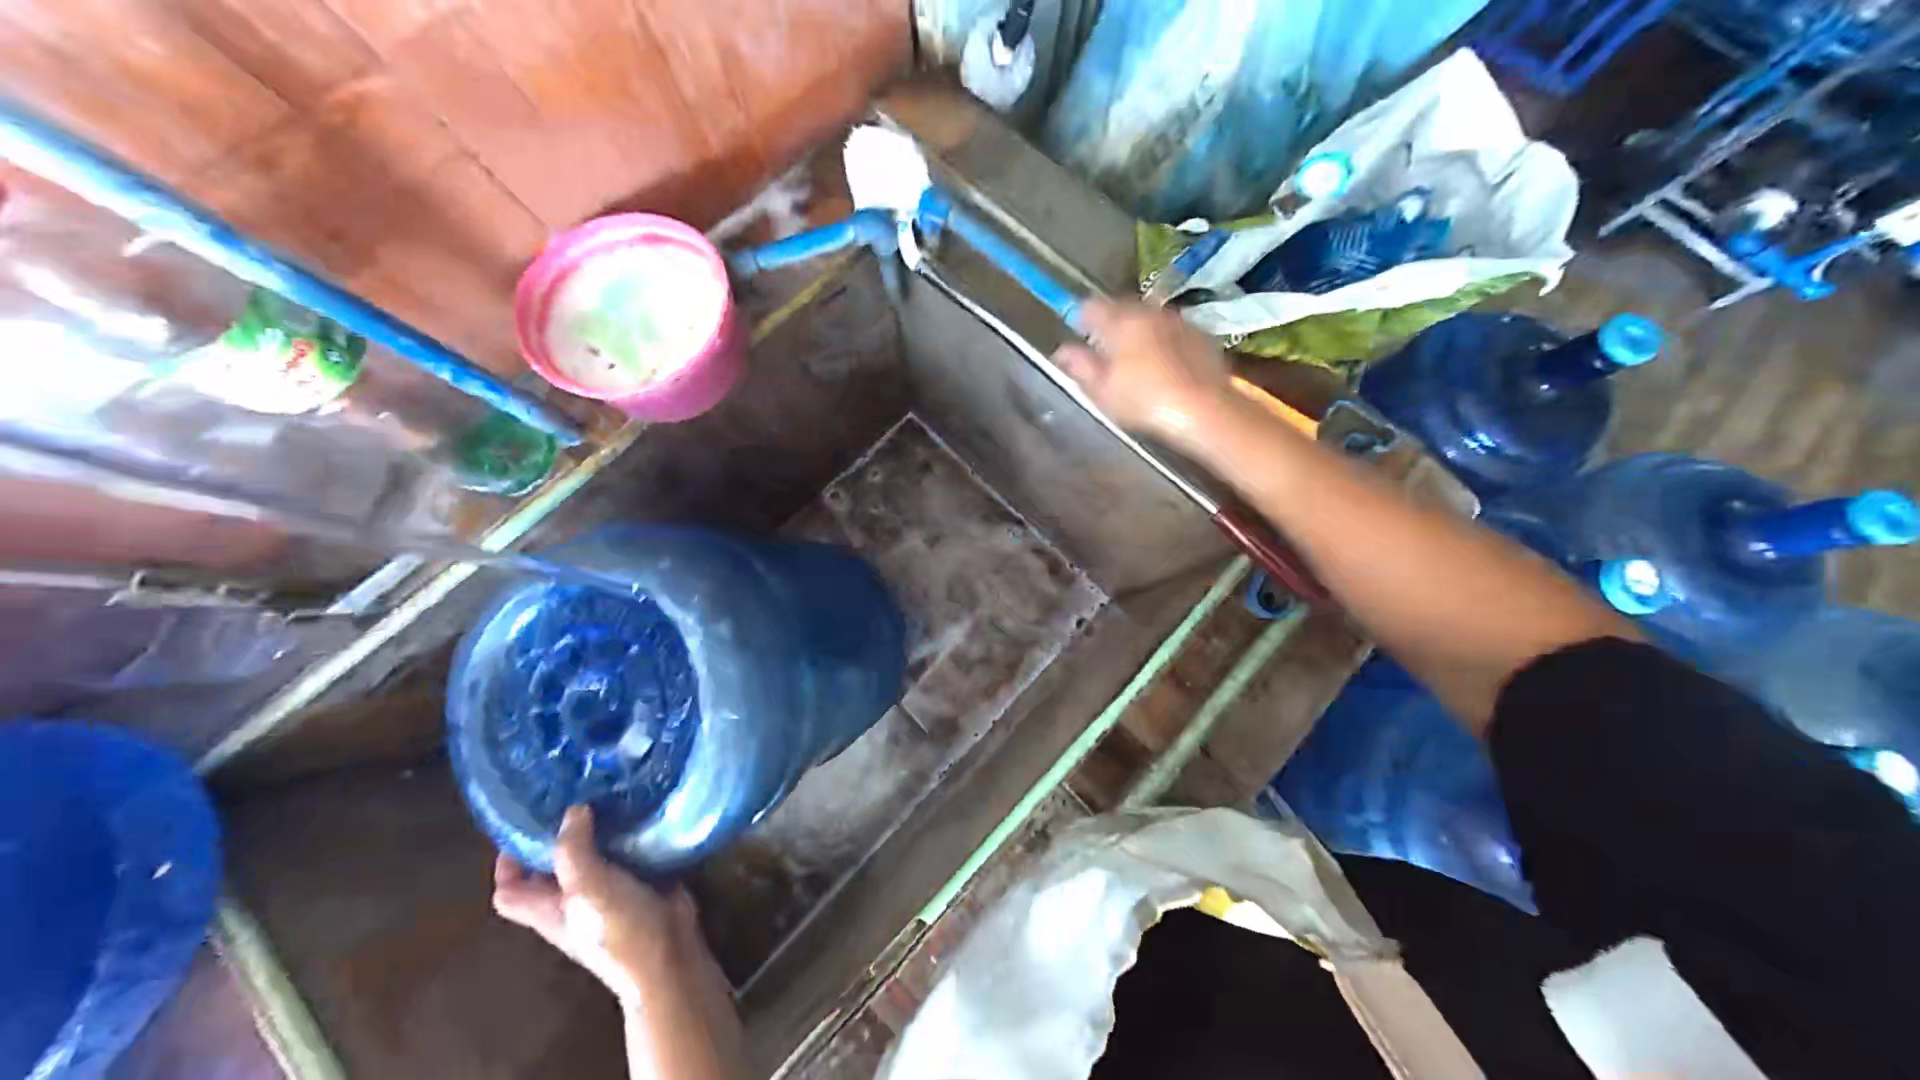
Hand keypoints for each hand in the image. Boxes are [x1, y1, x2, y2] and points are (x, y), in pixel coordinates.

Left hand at [493, 806, 744, 1079]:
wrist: (668, 954)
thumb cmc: (617, 928)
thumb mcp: (586, 887)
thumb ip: (573, 848)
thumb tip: (574, 808)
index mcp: (547, 908)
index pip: (509, 889)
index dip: (508, 861)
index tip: (524, 824)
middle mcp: (572, 899)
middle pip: (552, 865)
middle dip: (559, 833)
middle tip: (574, 794)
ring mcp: (607, 892)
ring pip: (593, 855)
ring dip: (598, 828)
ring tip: (608, 792)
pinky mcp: (639, 882)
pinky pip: (628, 853)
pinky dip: (631, 834)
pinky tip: (641, 811)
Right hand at [1054, 300, 1232, 447]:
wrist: (1204, 409)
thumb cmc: (1144, 401)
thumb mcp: (1102, 391)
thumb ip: (1080, 367)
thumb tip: (1062, 352)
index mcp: (1120, 321)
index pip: (1090, 306)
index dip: (1081, 318)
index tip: (1078, 334)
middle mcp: (1149, 312)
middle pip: (1122, 308)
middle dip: (1111, 324)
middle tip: (1104, 350)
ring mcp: (1178, 320)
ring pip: (1149, 317)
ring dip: (1139, 331)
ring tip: (1134, 359)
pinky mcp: (1201, 335)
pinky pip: (1172, 330)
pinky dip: (1163, 341)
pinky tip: (1163, 366)